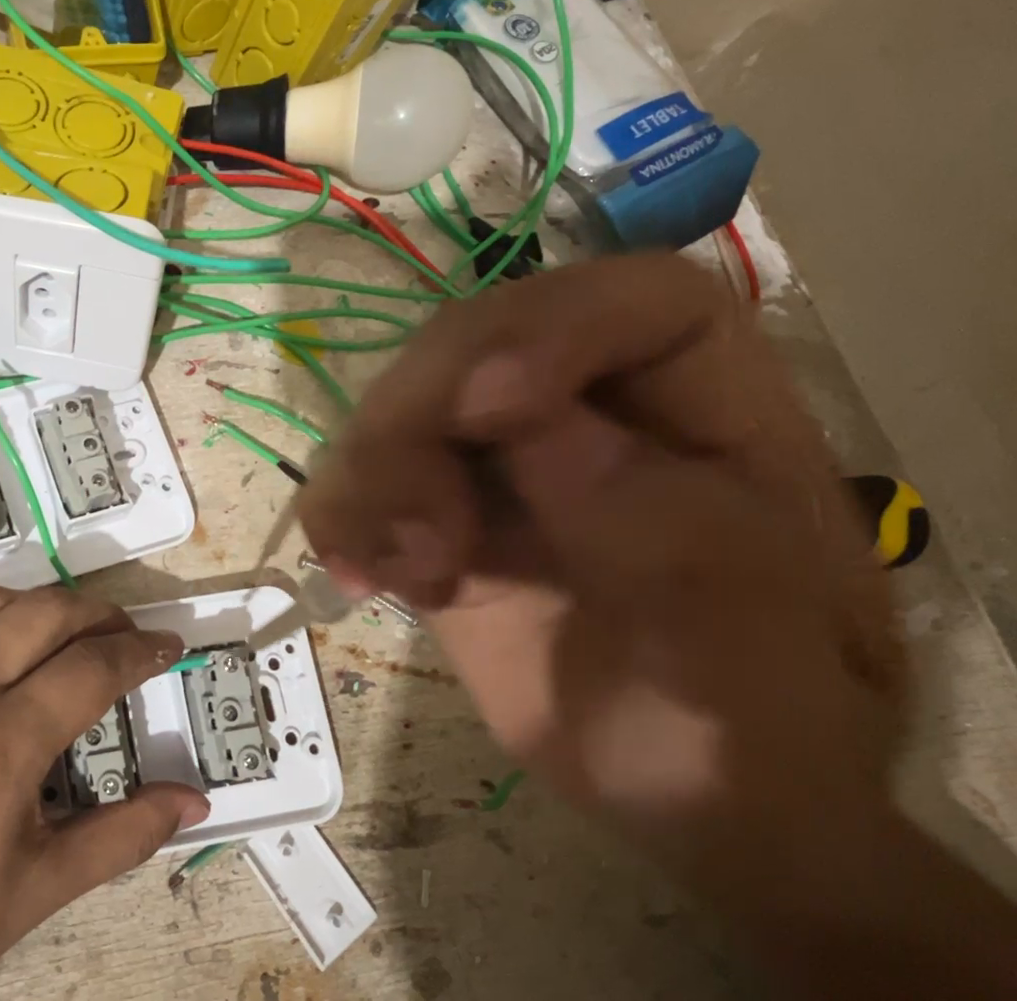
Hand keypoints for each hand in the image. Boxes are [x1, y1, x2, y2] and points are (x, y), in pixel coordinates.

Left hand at [0, 587, 207, 1000]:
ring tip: (65, 631)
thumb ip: (122, 836)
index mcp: (1, 745)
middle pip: (45, 614)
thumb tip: (193, 799)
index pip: (92, 669)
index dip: (142, 652)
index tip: (170, 647)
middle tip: (127, 635)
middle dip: (99, 614)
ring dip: (38, 605)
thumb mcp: (36, 890)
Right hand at [298, 255, 904, 878]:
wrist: (673, 788)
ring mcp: (498, 458)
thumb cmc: (745, 726)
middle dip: (421, 423)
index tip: (488, 409)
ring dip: (371, 480)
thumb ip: (667, 535)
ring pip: (391, 404)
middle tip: (426, 537)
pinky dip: (340, 519)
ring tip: (409, 576)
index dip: (551, 328)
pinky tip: (367, 580)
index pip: (631, 300)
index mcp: (706, 408)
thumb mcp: (748, 649)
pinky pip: (352, 475)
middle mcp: (590, 408)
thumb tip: (540, 429)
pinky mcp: (430, 507)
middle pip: (471, 342)